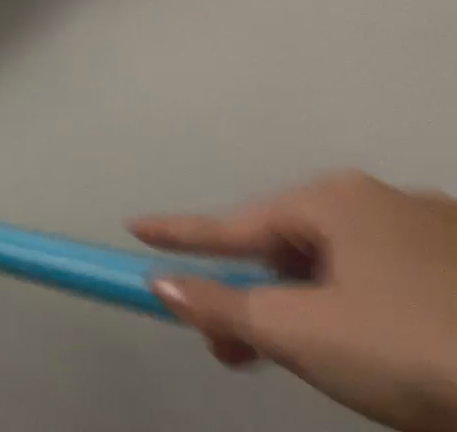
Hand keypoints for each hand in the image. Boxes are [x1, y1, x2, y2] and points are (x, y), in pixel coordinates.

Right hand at [131, 172, 456, 431]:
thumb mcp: (297, 333)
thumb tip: (160, 284)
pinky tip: (378, 354)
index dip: (179, 233)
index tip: (134, 229)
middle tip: (230, 343)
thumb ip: (218, 305)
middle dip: (257, 297)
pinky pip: (401, 286)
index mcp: (335, 201)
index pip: (232, 224)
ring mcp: (450, 238)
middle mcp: (390, 203)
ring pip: (349, 271)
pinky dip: (369, 314)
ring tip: (307, 358)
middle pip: (293, 251)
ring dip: (312, 310)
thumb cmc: (410, 346)